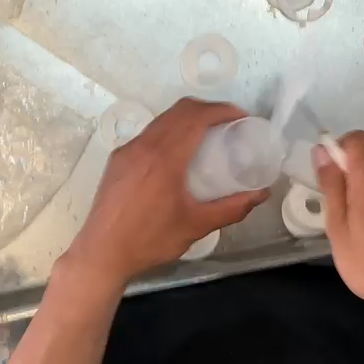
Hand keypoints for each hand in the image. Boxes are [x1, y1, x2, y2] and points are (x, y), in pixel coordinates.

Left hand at [62, 98, 270, 284]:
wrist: (102, 254)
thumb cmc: (150, 240)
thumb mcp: (196, 226)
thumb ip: (232, 208)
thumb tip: (261, 195)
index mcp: (165, 157)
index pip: (196, 117)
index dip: (222, 110)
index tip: (241, 118)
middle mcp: (144, 146)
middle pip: (179, 111)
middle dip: (208, 110)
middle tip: (229, 124)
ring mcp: (127, 151)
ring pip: (162, 120)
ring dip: (187, 119)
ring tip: (207, 135)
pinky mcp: (118, 160)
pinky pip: (148, 134)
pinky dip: (169, 132)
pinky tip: (179, 153)